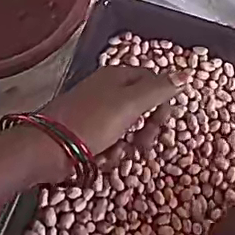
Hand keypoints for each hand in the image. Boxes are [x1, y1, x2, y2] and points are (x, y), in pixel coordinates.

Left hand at [37, 64, 183, 157]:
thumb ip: (159, 89)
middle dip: (145, 131)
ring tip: (114, 155)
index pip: (153, 82)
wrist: (48, 148)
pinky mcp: (85, 134)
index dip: (162, 104)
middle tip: (141, 146)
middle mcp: (106, 91)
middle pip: (141, 109)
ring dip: (125, 147)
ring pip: (126, 131)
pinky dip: (108, 154)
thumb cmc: (91, 123)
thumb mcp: (130, 104)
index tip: (161, 123)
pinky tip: (99, 160)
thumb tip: (185, 74)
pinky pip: (109, 144)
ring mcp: (95, 113)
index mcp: (117, 76)